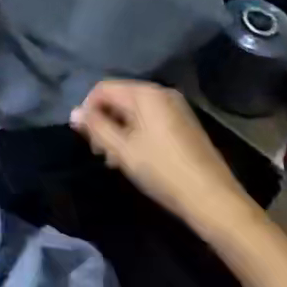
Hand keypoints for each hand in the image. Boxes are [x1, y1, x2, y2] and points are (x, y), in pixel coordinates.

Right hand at [69, 80, 257, 234]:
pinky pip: (151, 119)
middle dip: (105, 121)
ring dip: (120, 130)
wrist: (212, 198)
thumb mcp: (123, 151)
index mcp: (145, 93)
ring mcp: (175, 107)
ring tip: (116, 160)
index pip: (104, 88)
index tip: (85, 138)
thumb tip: (74, 112)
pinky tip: (137, 158)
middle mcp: (161, 92)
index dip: (89, 109)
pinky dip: (138, 133)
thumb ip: (97, 128)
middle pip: (121, 98)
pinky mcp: (184, 123)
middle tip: (100, 153)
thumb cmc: (163, 171)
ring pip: (135, 110)